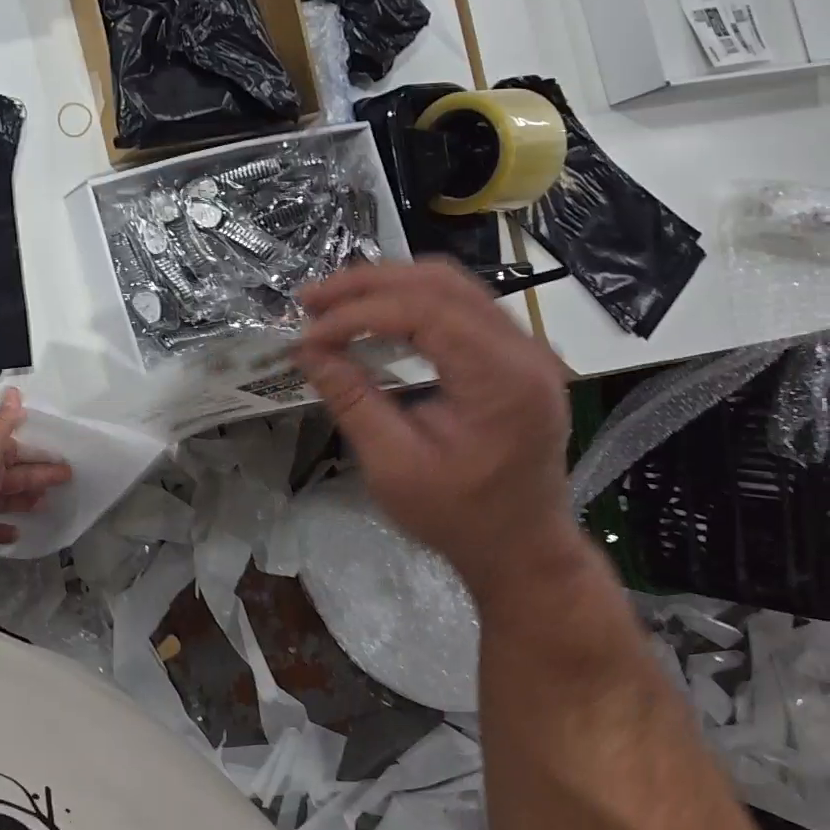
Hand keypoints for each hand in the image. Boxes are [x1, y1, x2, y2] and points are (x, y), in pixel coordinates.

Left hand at [0, 389, 72, 574]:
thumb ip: (0, 425)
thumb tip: (13, 394)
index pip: (12, 450)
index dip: (36, 453)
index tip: (59, 456)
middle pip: (11, 475)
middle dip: (37, 475)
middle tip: (64, 478)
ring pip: (1, 499)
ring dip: (22, 500)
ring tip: (44, 503)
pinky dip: (1, 530)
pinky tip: (15, 533)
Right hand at [292, 259, 579, 599]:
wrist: (521, 547)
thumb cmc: (458, 515)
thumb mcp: (392, 464)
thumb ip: (351, 399)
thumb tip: (305, 350)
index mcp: (502, 380)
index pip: (425, 312)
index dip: (358, 313)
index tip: (308, 335)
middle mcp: (524, 351)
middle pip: (441, 282)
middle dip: (367, 283)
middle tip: (307, 301)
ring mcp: (525, 349)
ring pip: (450, 284)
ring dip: (384, 286)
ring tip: (329, 303)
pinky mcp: (513, 355)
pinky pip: (458, 304)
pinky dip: (405, 300)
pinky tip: (367, 315)